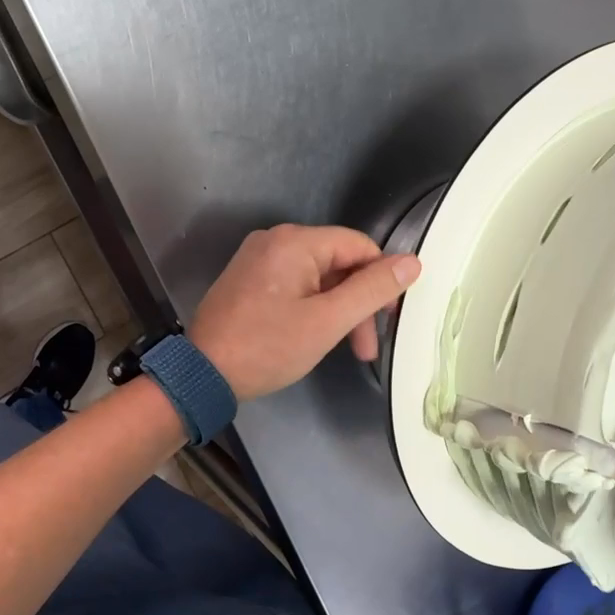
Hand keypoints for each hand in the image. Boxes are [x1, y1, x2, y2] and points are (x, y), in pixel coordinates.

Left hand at [188, 224, 420, 400]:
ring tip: (346, 350)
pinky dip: (312, 310)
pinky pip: (294, 287)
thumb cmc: (267, 348)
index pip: (359, 246)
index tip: (389, 320)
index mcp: (295, 241)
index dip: (382, 279)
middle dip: (357, 304)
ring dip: (336, 312)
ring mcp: (257, 261)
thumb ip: (372, 290)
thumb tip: (413, 262)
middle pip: (338, 262)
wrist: (202, 373)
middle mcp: (274, 241)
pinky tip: (315, 338)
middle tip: (366, 347)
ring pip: (317, 278)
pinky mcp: (248, 282)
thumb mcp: (327, 321)